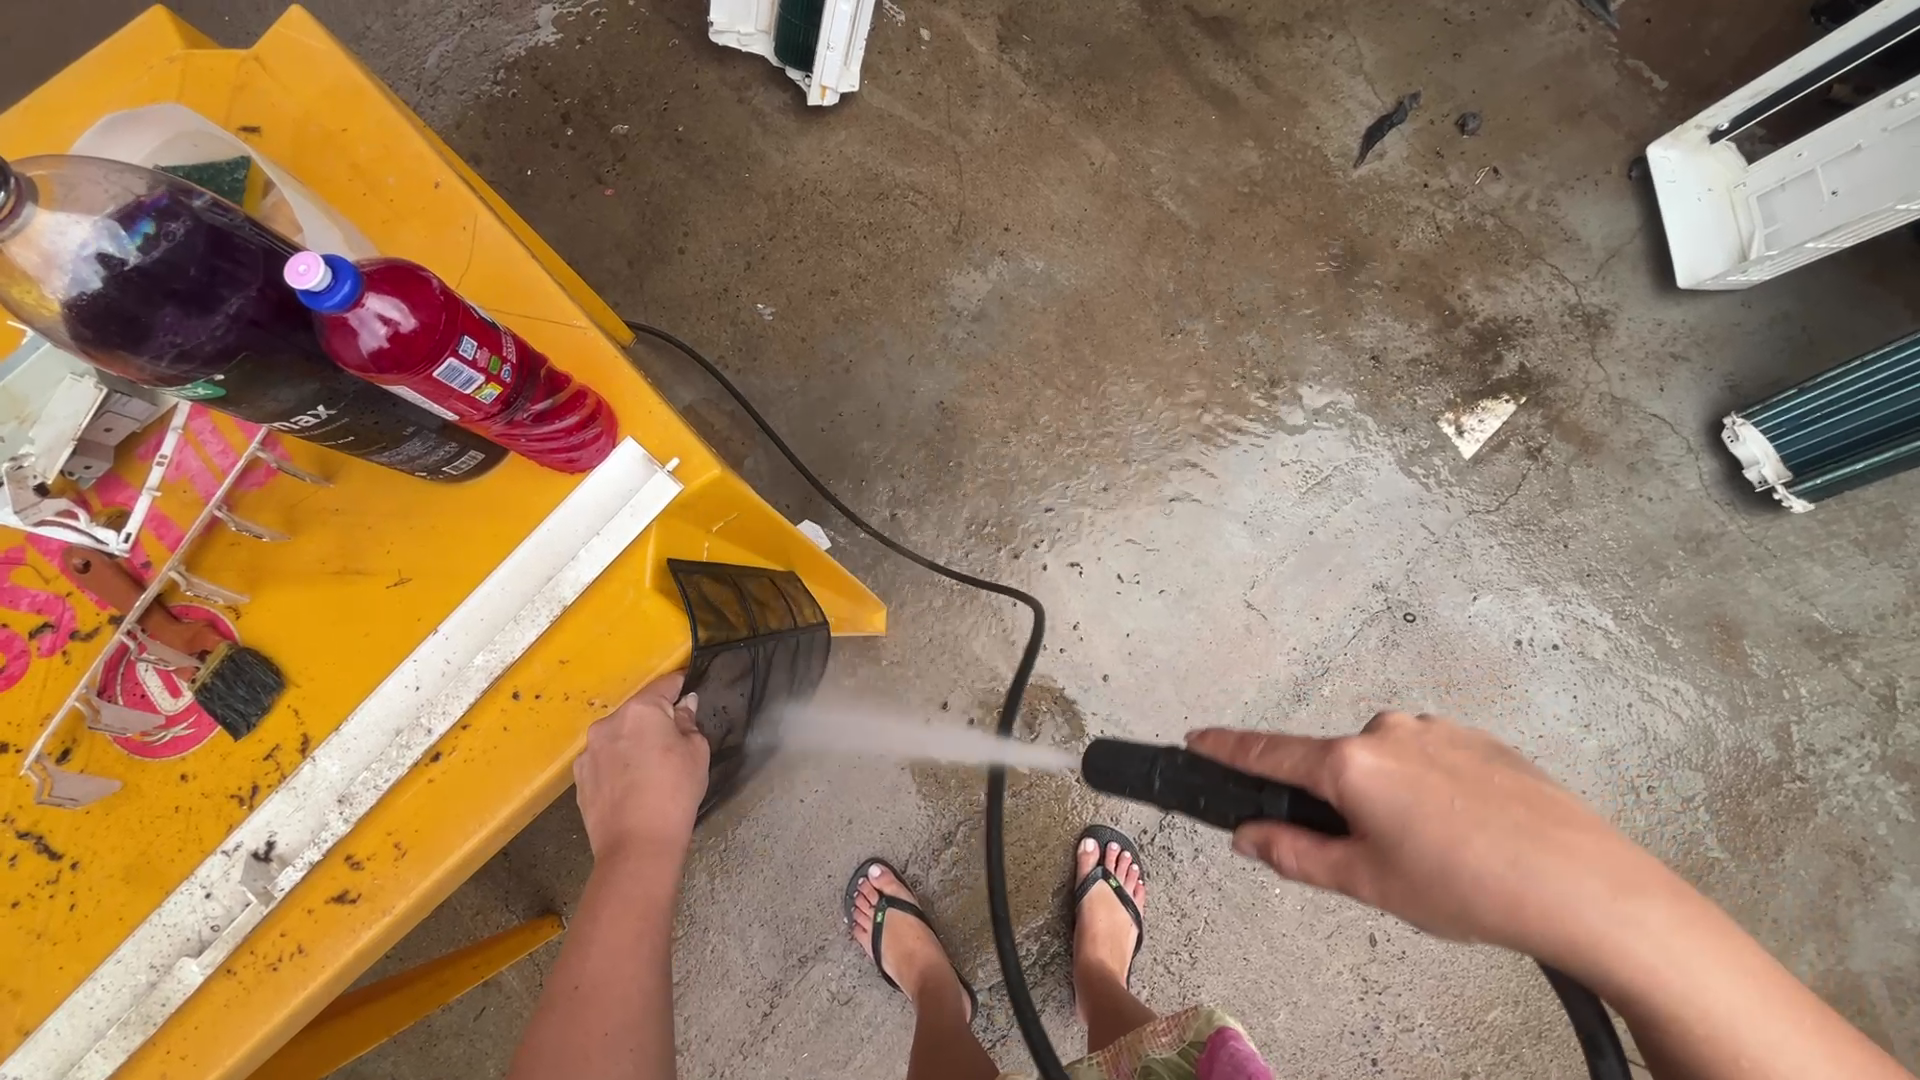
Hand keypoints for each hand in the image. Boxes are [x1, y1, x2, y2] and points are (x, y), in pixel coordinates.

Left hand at [573, 672, 709, 864]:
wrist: (637, 844)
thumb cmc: (675, 791)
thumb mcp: (697, 751)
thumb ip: (689, 722)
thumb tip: (684, 706)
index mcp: (640, 711)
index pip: (664, 684)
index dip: (680, 686)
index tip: (690, 691)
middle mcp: (609, 723)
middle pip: (639, 711)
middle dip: (657, 719)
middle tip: (675, 740)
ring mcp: (589, 750)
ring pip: (620, 734)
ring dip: (635, 741)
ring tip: (652, 768)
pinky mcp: (580, 776)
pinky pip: (606, 757)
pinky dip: (619, 762)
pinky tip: (633, 784)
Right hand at [1188, 713, 1675, 967]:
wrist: (1591, 888)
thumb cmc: (1467, 889)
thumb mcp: (1367, 883)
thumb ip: (1294, 854)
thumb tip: (1246, 836)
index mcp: (1349, 763)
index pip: (1268, 752)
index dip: (1226, 749)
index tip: (1195, 739)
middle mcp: (1385, 730)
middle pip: (1333, 764)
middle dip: (1336, 802)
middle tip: (1372, 857)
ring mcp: (1436, 728)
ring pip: (1384, 763)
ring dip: (1386, 797)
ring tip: (1435, 853)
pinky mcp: (1479, 739)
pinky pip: (1428, 758)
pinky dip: (1428, 789)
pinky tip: (1467, 833)